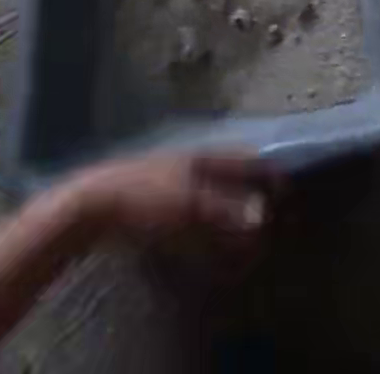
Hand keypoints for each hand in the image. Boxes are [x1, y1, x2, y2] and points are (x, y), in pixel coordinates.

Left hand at [54, 151, 278, 241]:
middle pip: (234, 168)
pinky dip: (211, 209)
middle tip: (270, 206)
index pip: (248, 158)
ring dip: (232, 199)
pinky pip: (197, 197)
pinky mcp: (159, 190)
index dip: (269, 173)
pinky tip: (209, 225)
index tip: (287, 190)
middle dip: (254, 185)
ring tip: (245, 220)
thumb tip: (262, 215)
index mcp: (206, 154)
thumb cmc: (146, 198)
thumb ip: (227, 210)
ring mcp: (175, 172)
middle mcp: (195, 157)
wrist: (92, 203)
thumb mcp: (190, 206)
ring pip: (215, 182)